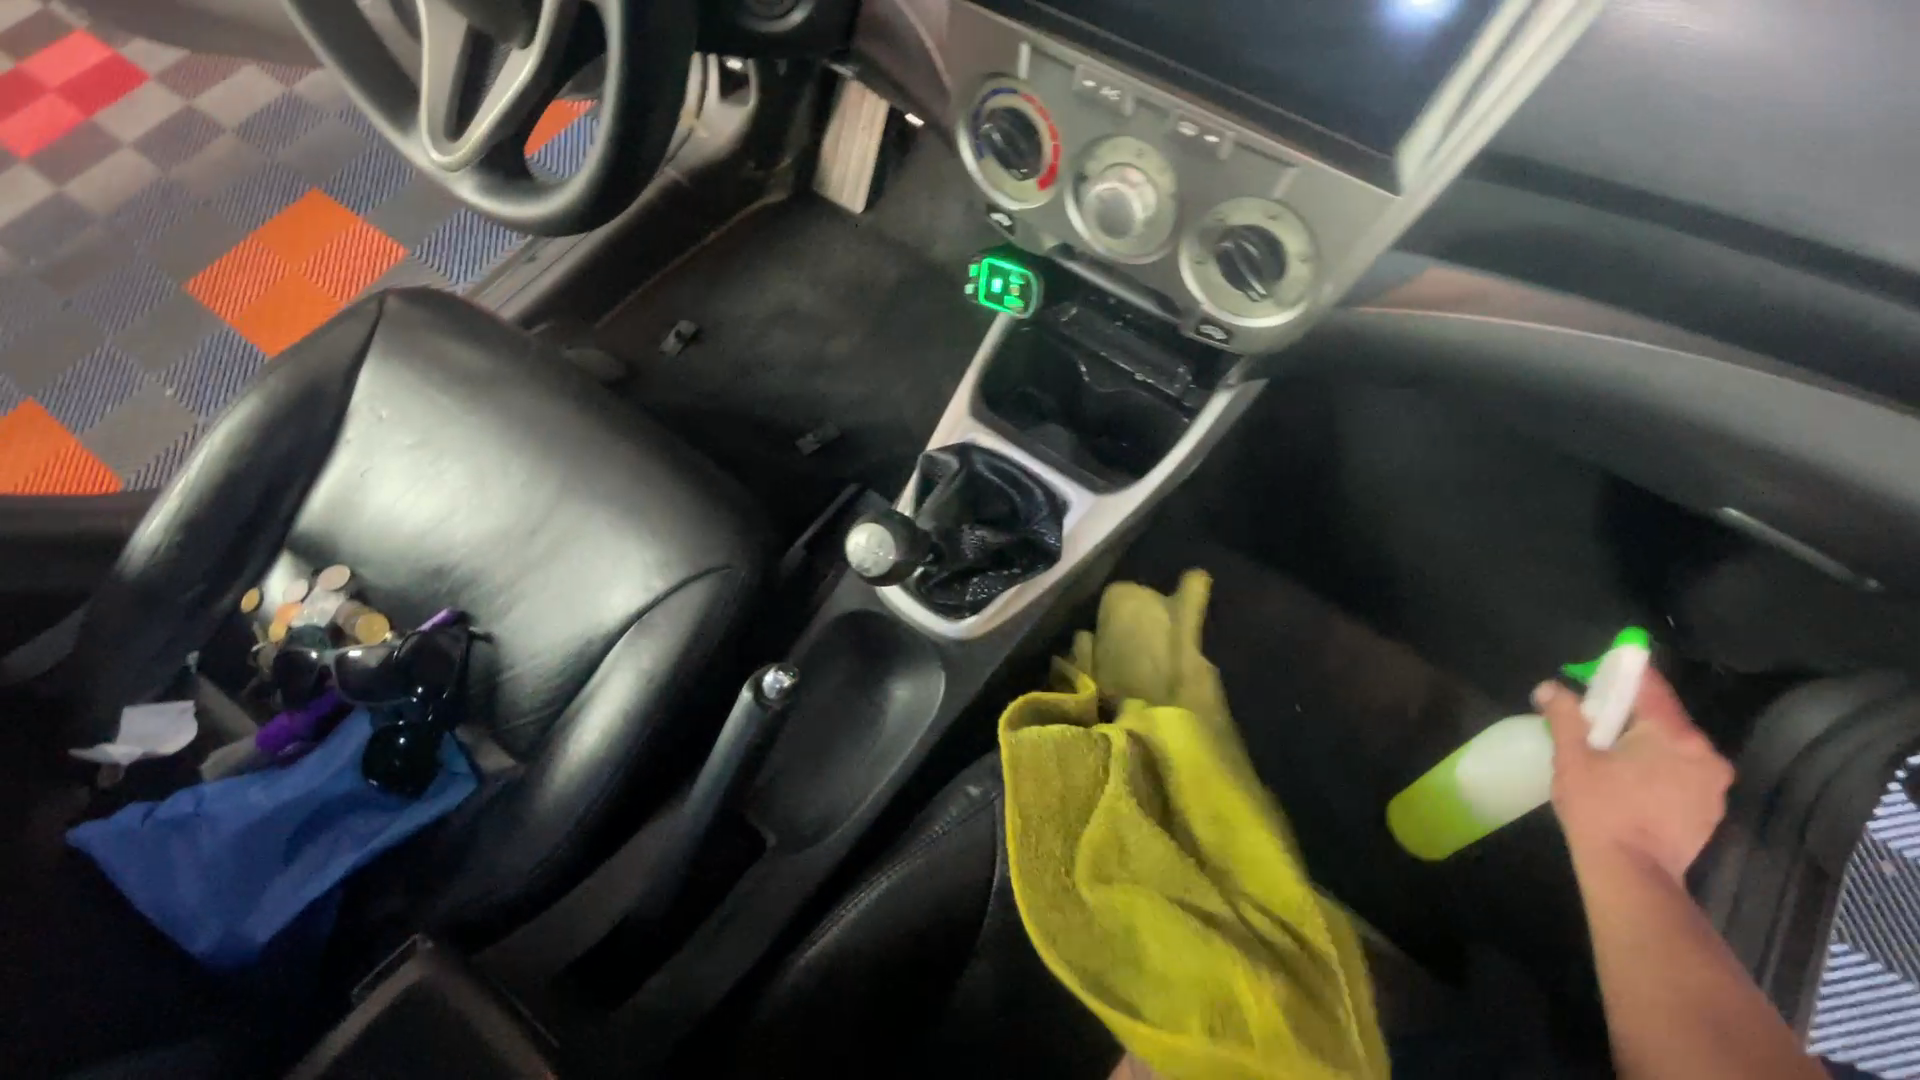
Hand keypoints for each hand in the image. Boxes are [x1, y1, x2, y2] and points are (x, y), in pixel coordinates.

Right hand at [1534, 671, 1734, 884]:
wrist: (1632, 872)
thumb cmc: (1599, 808)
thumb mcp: (1571, 757)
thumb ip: (1565, 716)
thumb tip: (1551, 687)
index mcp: (1672, 734)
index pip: (1649, 687)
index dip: (1622, 673)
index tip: (1599, 668)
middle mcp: (1704, 752)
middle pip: (1663, 717)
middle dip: (1629, 714)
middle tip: (1594, 721)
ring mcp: (1713, 782)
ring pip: (1674, 746)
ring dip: (1645, 743)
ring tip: (1610, 755)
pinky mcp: (1711, 807)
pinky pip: (1682, 771)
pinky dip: (1658, 767)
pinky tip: (1630, 782)